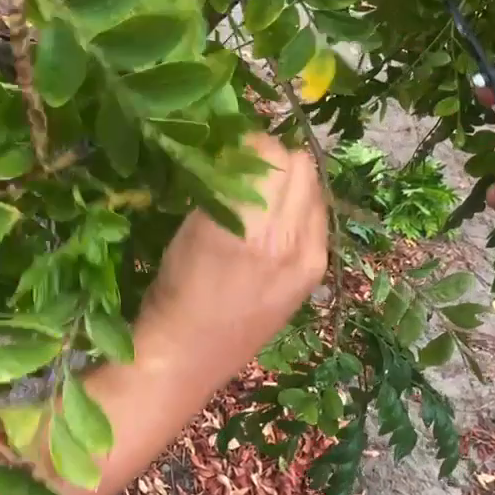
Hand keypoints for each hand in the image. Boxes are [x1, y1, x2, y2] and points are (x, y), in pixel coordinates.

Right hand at [136, 135, 327, 384]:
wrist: (189, 354)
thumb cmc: (175, 287)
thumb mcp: (191, 225)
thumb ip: (223, 184)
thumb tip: (239, 145)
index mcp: (247, 224)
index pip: (269, 151)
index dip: (250, 140)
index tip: (232, 144)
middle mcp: (285, 237)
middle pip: (300, 163)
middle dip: (275, 155)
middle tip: (250, 163)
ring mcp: (307, 257)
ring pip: (314, 187)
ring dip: (291, 179)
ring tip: (265, 190)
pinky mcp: (314, 273)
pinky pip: (318, 218)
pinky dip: (301, 207)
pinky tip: (278, 219)